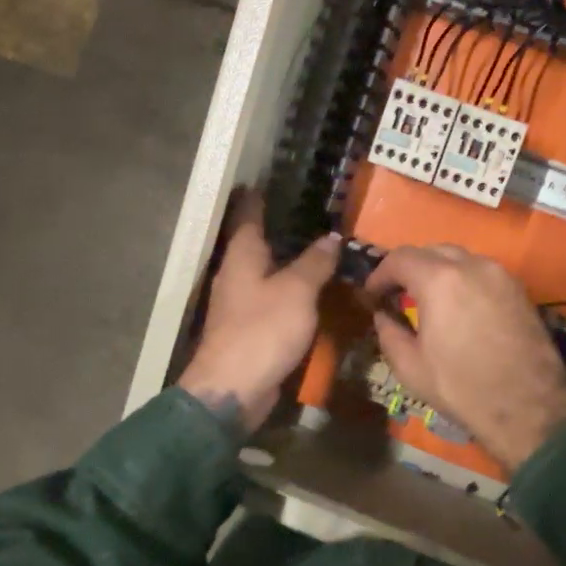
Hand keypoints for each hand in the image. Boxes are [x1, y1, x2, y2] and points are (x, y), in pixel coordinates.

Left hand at [178, 192, 339, 433]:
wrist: (234, 389)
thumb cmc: (262, 330)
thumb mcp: (297, 291)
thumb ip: (315, 262)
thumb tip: (332, 238)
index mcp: (242, 254)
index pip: (250, 212)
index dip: (264, 193)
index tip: (282, 177)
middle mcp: (237, 273)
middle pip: (260, 241)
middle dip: (286, 227)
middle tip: (320, 212)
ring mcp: (242, 302)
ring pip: (270, 272)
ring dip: (292, 262)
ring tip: (326, 248)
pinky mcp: (251, 328)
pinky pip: (276, 300)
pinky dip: (294, 291)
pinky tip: (317, 291)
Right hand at [366, 245, 565, 470]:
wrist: (528, 408)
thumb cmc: (462, 388)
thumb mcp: (411, 367)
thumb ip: (389, 333)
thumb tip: (383, 316)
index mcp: (440, 280)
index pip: (401, 258)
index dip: (380, 274)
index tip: (372, 294)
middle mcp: (473, 265)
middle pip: (432, 251)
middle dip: (411, 268)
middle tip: (398, 294)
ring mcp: (502, 275)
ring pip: (462, 259)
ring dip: (440, 272)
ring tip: (429, 300)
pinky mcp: (521, 291)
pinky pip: (484, 274)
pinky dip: (466, 281)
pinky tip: (461, 308)